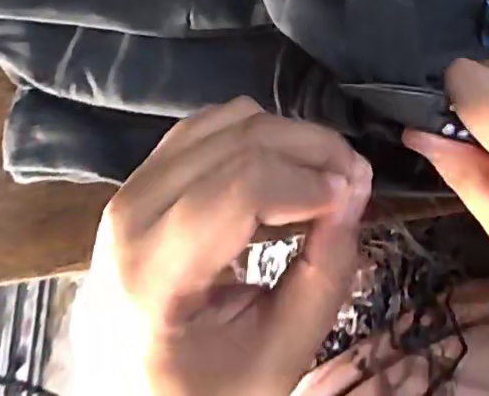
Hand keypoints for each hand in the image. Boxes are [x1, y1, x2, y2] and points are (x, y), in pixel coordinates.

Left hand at [72, 98, 371, 395]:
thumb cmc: (201, 390)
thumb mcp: (276, 357)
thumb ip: (325, 272)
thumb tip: (356, 187)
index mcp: (151, 275)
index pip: (242, 188)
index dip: (310, 180)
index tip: (355, 195)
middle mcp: (132, 215)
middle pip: (242, 140)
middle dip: (312, 147)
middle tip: (355, 175)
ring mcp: (133, 186)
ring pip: (230, 119)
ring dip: (289, 136)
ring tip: (321, 174)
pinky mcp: (143, 174)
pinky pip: (212, 123)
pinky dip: (259, 133)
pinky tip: (280, 168)